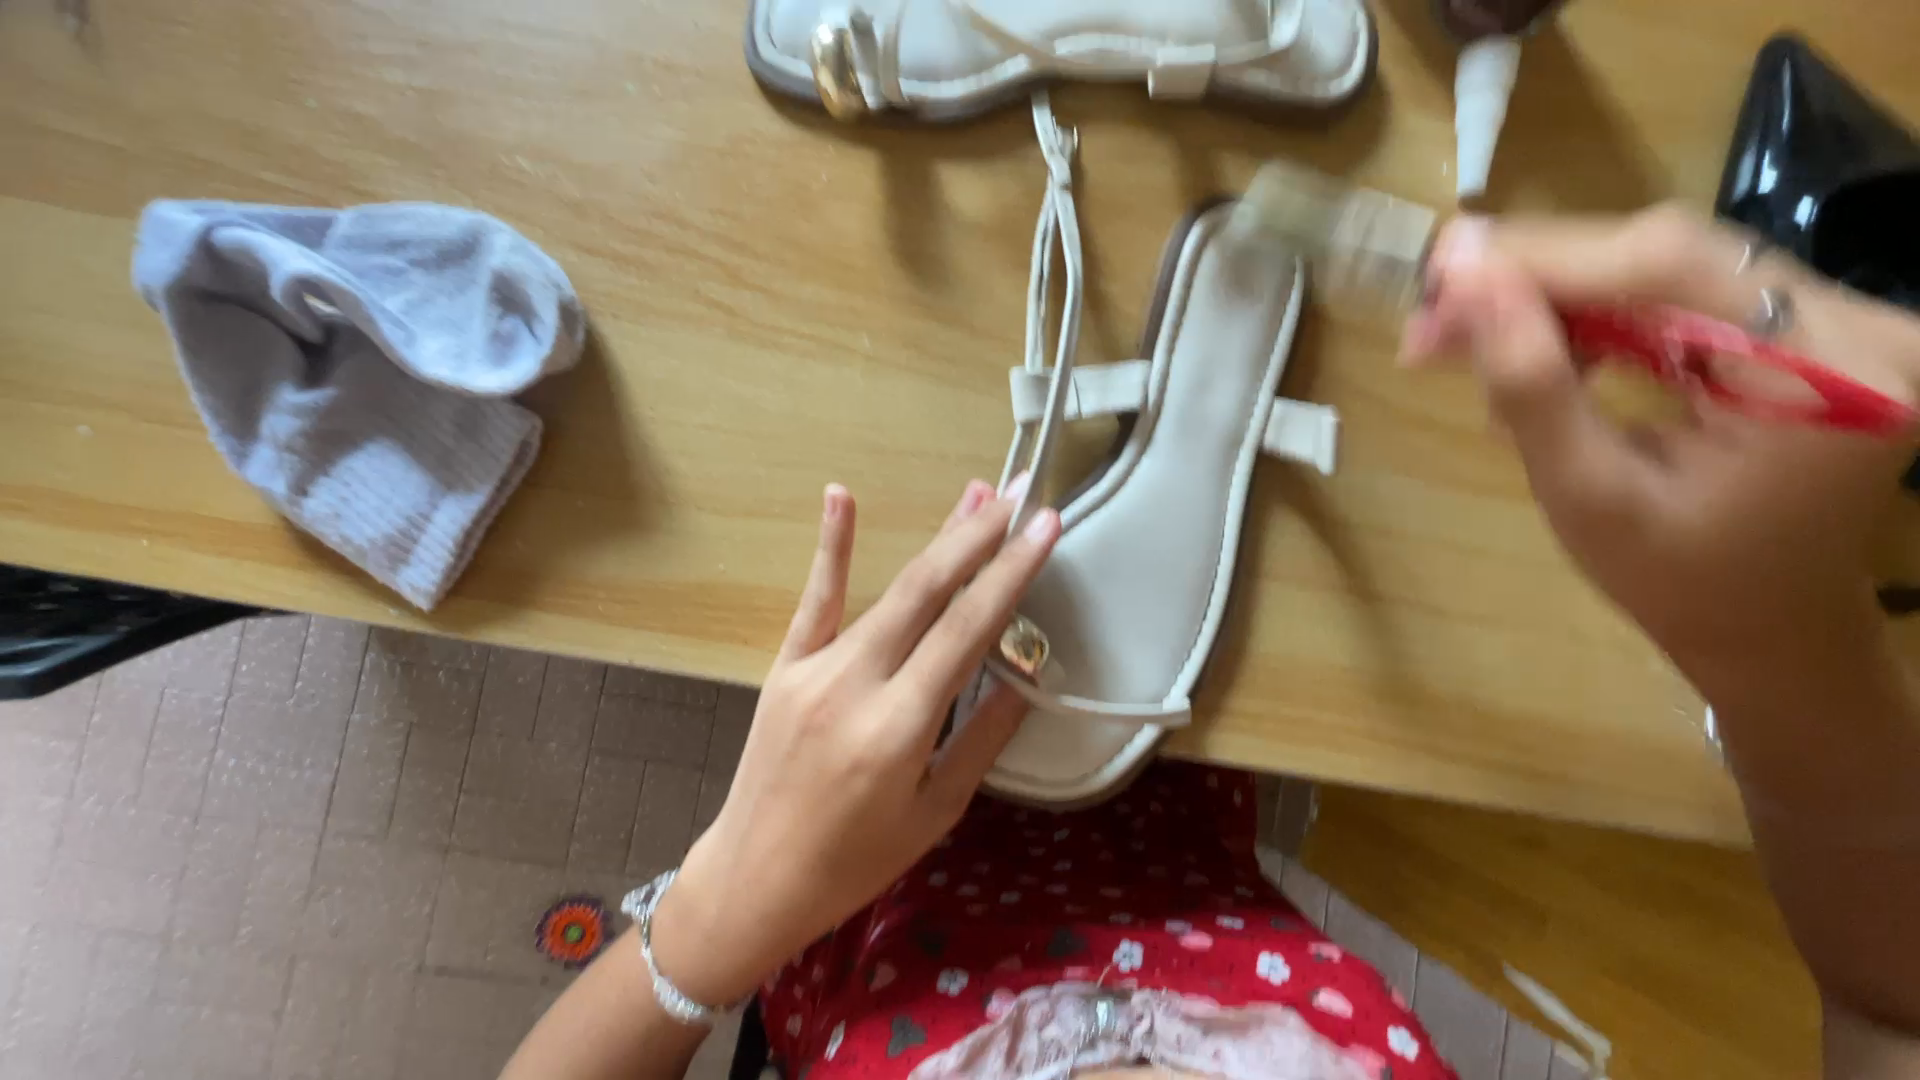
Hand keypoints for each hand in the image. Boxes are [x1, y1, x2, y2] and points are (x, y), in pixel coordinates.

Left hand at [648, 479, 1059, 1004]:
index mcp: (900, 726)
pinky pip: (816, 599)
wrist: (754, 879)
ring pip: (888, 589)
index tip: (1046, 527)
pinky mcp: (786, 665)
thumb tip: (1025, 680)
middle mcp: (857, 683)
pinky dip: (832, 546)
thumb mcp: (936, 813)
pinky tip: (841, 494)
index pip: (968, 630)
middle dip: (981, 536)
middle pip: (929, 591)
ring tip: (978, 495)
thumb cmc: (856, 861)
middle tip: (1022, 493)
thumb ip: (982, 740)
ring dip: (937, 539)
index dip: (1012, 572)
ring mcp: (815, 667)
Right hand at [1401, 206, 1919, 691]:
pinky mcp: (1791, 329)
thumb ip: (1530, 386)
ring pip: (1656, 266)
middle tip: (1429, 318)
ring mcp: (1827, 319)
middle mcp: (1851, 320)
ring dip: (1545, 298)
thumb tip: (1465, 282)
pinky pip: (1668, 294)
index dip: (1541, 257)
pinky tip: (1531, 354)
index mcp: (1824, 371)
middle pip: (1663, 253)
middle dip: (1531, 279)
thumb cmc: (1673, 580)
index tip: (1437, 273)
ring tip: (1460, 343)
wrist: (1760, 622)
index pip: (1667, 265)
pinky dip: (1582, 317)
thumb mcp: (1585, 494)